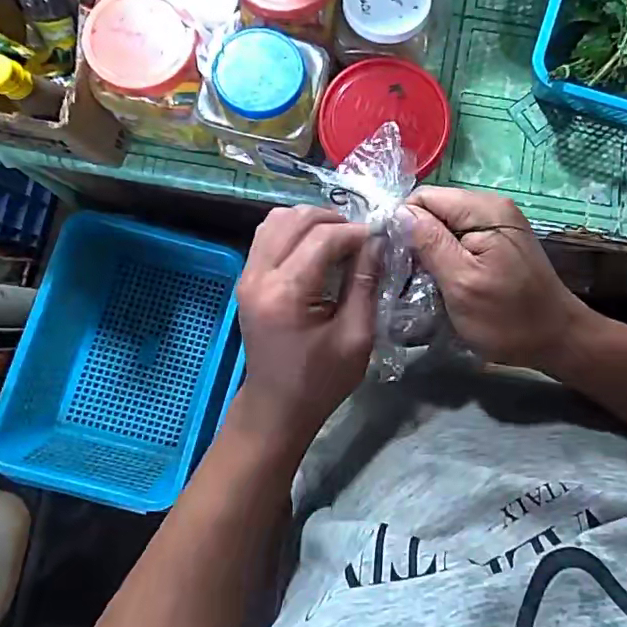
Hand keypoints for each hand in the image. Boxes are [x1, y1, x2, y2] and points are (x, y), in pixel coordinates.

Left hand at [233, 207, 378, 439]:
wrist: (276, 407)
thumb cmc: (320, 380)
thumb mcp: (356, 336)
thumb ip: (365, 283)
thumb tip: (378, 241)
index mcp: (286, 293)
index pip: (323, 237)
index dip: (356, 232)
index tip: (380, 240)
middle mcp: (258, 276)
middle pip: (296, 218)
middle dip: (334, 220)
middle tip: (361, 239)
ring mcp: (247, 275)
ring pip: (276, 220)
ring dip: (312, 221)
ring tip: (339, 240)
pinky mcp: (246, 279)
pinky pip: (268, 236)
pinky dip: (294, 231)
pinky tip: (317, 249)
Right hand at [404, 188, 593, 369]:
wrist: (557, 340)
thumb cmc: (508, 319)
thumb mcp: (461, 283)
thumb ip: (430, 244)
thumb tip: (399, 213)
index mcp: (484, 210)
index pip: (424, 197)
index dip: (403, 224)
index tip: (395, 259)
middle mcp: (492, 206)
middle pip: (434, 209)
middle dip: (416, 237)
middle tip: (409, 275)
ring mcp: (498, 223)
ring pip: (444, 224)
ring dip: (430, 250)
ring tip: (424, 280)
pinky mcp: (499, 240)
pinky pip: (460, 237)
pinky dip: (447, 256)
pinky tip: (445, 280)